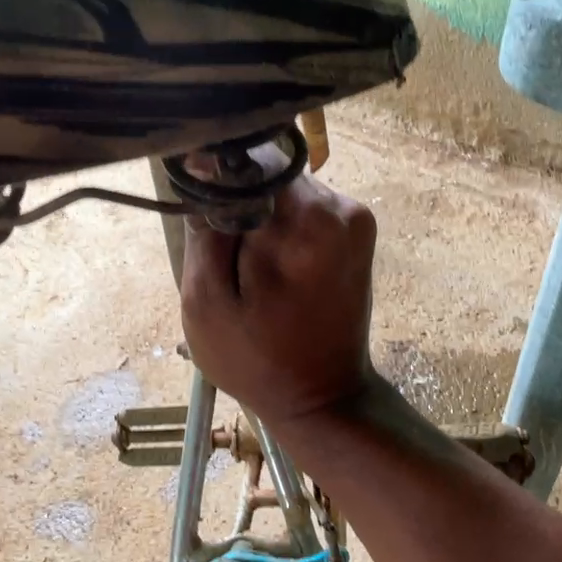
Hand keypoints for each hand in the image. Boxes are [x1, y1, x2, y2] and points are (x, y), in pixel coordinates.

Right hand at [180, 176, 378, 428]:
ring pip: (286, 192)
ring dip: (261, 220)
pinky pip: (305, 210)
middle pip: (270, 174)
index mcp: (309, 219)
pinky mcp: (359, 232)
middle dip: (241, 207)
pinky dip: (283, 231)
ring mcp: (356, 218)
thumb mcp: (207, 303)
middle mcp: (342, 207)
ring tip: (251, 273)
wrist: (322, 398)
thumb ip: (204, 230)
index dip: (215, 185)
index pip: (248, 162)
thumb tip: (203, 170)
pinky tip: (272, 272)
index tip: (203, 225)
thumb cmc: (257, 362)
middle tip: (229, 261)